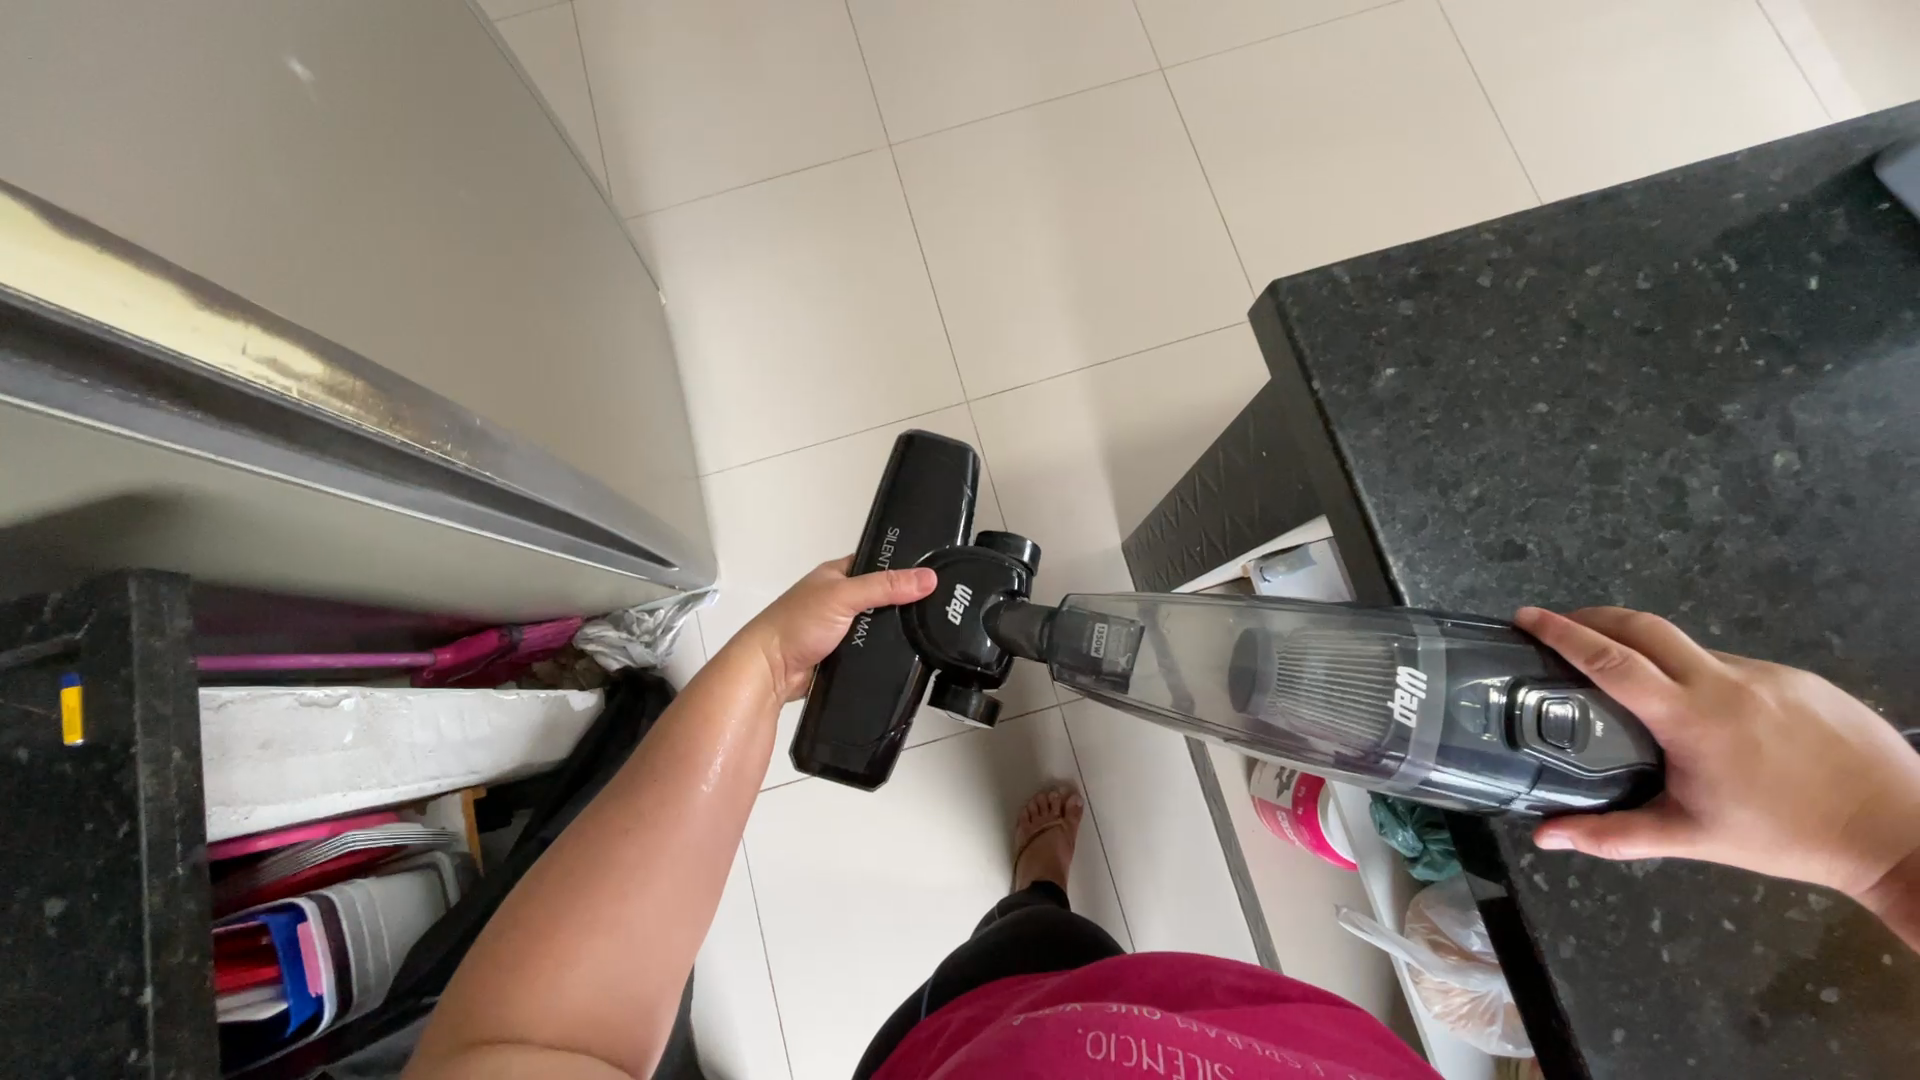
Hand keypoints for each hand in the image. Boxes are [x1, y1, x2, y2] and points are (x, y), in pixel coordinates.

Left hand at [729, 557, 937, 705]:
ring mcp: (840, 627)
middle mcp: (838, 598)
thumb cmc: (795, 623)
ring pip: (878, 626)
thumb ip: (885, 587)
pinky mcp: (843, 653)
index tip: (932, 573)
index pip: (877, 563)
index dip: (902, 567)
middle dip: (900, 604)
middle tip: (932, 606)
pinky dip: (881, 652)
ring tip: (920, 632)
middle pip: (881, 597)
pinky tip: (899, 655)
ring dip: (890, 632)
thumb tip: (926, 578)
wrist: (770, 670)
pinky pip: (871, 650)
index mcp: (836, 574)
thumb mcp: (844, 595)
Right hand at [1516, 606, 1919, 901]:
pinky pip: (1728, 663)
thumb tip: (1545, 838)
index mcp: (1691, 717)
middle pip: (1643, 627)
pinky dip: (1693, 670)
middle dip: (1593, 618)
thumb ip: (1614, 834)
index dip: (1562, 633)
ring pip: (1687, 646)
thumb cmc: (1790, 836)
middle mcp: (1725, 682)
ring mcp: (1767, 675)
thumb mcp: (1694, 837)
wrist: (1913, 834)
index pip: (1610, 659)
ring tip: (1626, 675)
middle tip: (1559, 626)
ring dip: (1644, 648)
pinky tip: (1698, 704)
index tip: (1526, 617)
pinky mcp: (1800, 679)